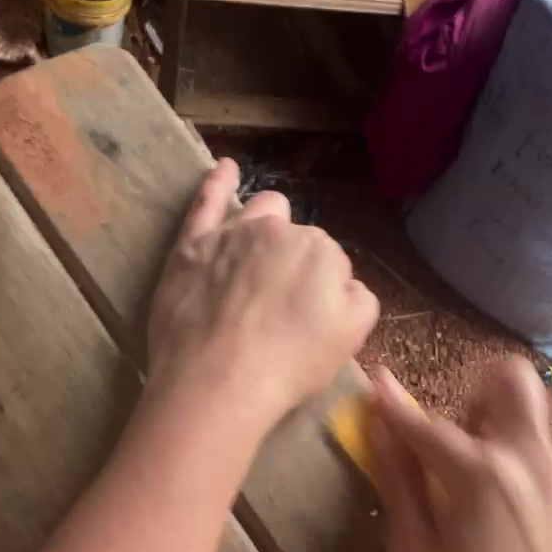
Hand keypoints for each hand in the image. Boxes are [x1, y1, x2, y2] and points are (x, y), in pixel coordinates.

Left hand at [144, 159, 378, 432]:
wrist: (216, 382)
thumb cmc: (288, 366)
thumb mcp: (349, 341)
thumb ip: (360, 301)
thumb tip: (347, 285)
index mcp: (322, 251)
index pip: (331, 265)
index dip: (323, 295)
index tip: (309, 322)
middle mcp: (279, 231)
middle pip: (297, 238)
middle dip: (296, 264)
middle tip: (283, 308)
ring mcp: (232, 233)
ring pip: (259, 212)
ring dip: (268, 224)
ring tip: (262, 252)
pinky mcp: (191, 246)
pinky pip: (206, 201)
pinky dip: (218, 182)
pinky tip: (226, 170)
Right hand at [367, 359, 551, 551]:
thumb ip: (399, 482)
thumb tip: (381, 429)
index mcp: (480, 472)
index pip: (427, 425)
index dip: (394, 405)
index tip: (377, 383)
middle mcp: (531, 461)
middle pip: (512, 384)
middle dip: (479, 397)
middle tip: (458, 444)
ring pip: (531, 434)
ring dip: (501, 449)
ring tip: (483, 508)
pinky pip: (549, 476)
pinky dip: (524, 489)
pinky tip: (514, 539)